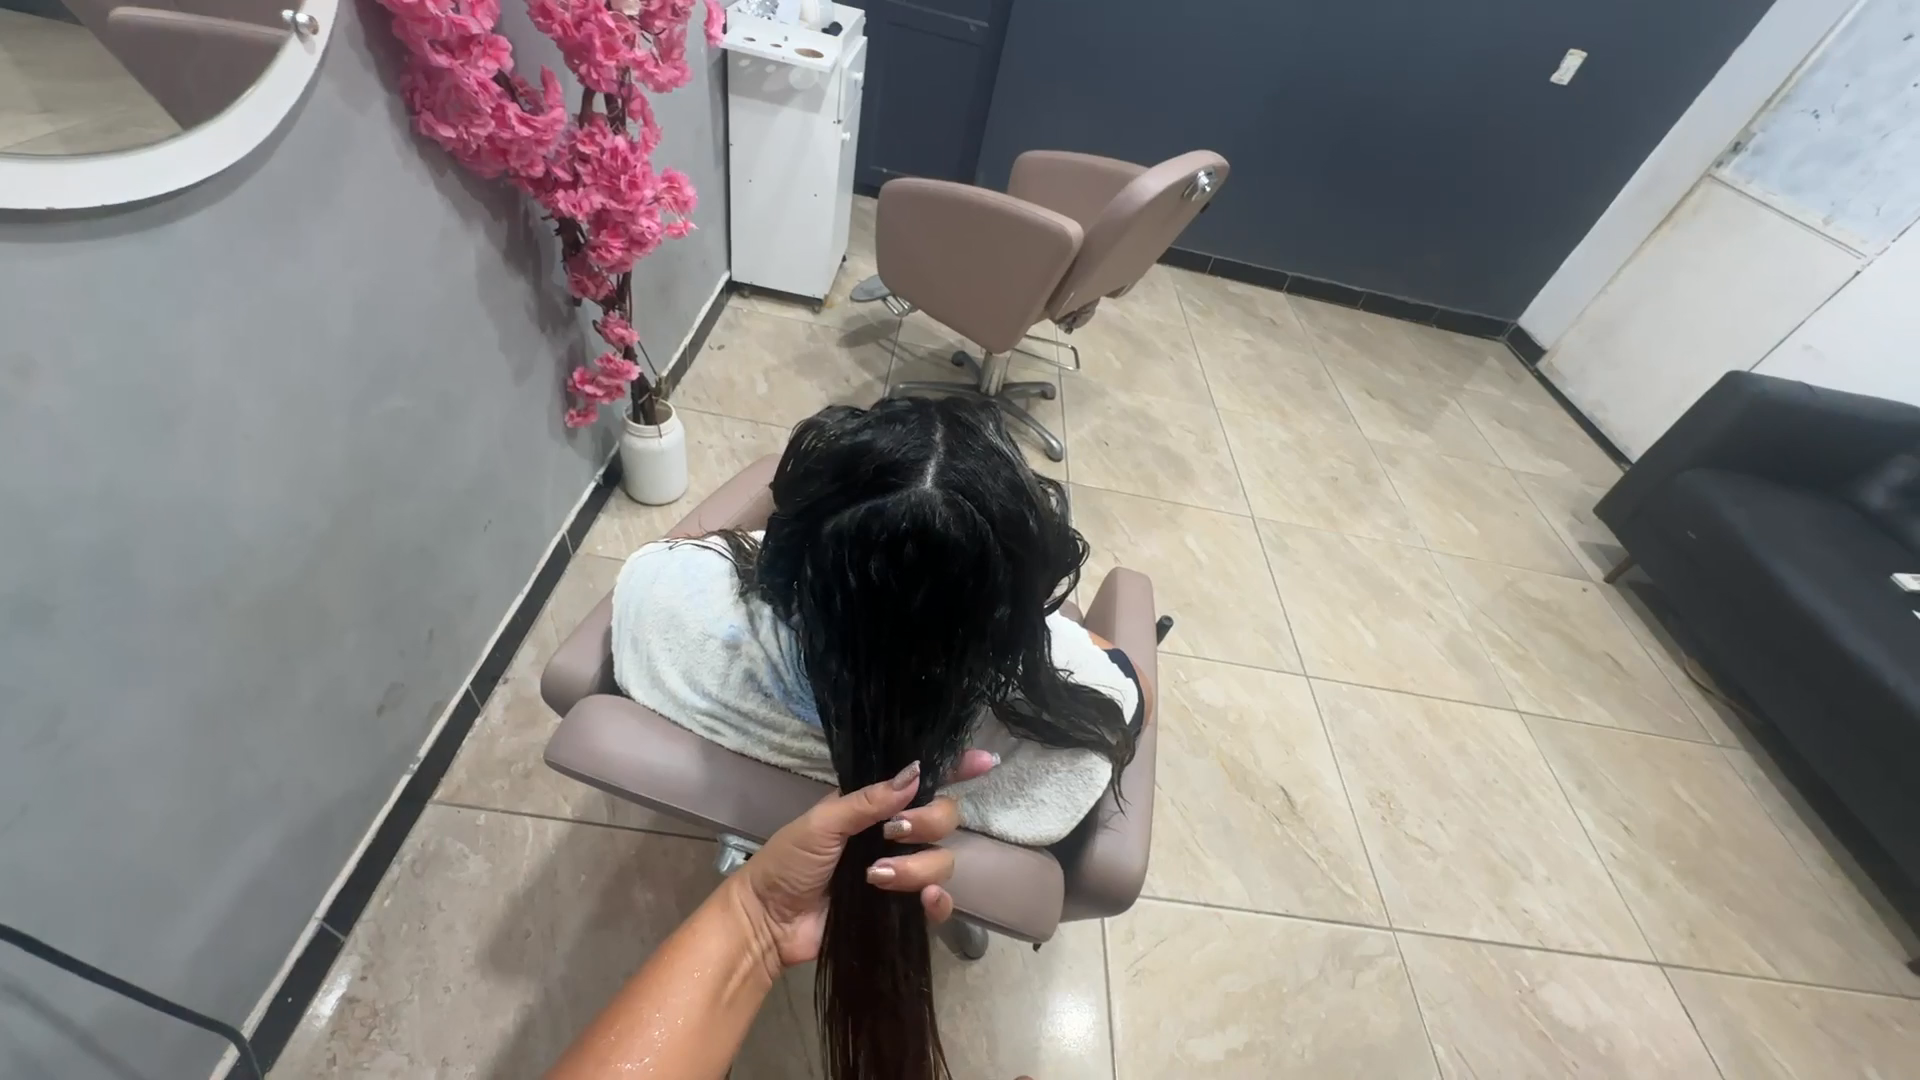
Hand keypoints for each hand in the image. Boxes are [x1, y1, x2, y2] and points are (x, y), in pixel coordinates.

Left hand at [728, 751, 995, 973]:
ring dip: (915, 867)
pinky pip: (939, 903)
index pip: (924, 779)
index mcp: (877, 804)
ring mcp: (901, 872)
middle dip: (927, 822)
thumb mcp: (823, 821)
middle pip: (946, 817)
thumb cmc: (788, 861)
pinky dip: (937, 902)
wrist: (769, 921)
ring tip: (876, 878)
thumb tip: (915, 773)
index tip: (984, 762)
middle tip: (892, 833)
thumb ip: (869, 800)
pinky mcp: (901, 910)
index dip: (957, 768)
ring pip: (943, 860)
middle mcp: (896, 833)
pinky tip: (923, 901)